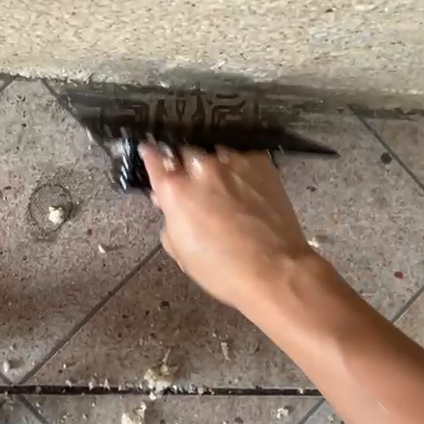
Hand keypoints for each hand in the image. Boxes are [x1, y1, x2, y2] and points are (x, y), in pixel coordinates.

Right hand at [139, 143, 324, 313]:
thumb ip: (168, 219)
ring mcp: (232, 163)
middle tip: (192, 183)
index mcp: (175, 190)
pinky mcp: (260, 164)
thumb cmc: (221, 268)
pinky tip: (246, 189)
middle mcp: (201, 169)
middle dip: (184, 165)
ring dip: (213, 167)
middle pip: (184, 153)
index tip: (150, 153)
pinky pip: (242, 159)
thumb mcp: (180, 250)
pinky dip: (239, 170)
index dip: (150, 155)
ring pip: (214, 154)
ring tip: (223, 187)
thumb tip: (167, 204)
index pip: (154, 158)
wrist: (273, 269)